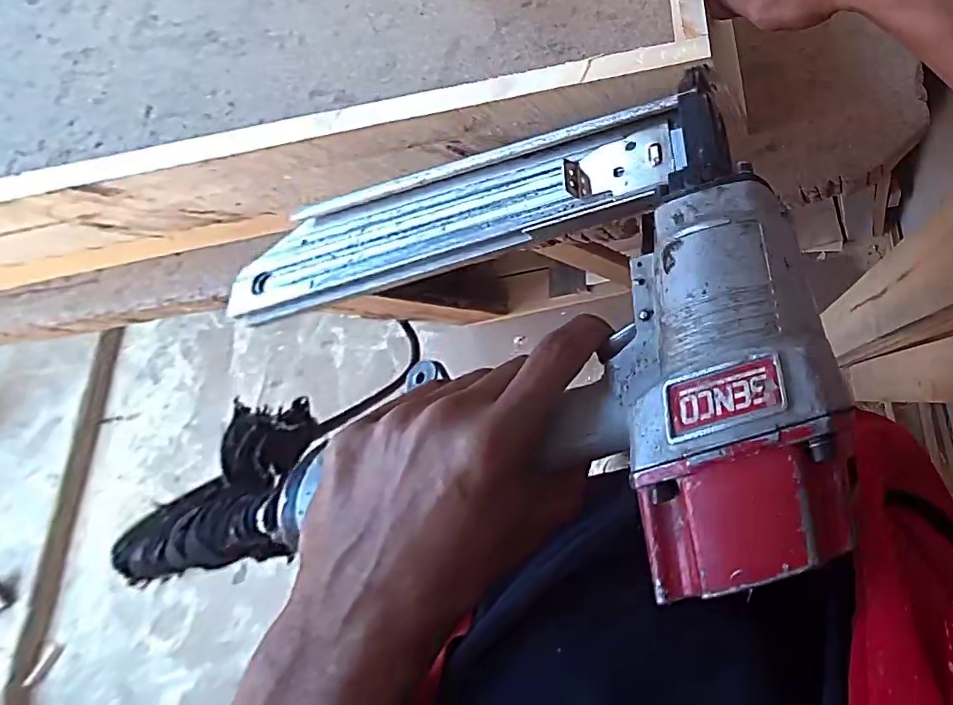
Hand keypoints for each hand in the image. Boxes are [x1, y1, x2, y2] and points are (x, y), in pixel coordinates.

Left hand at [237, 316, 607, 703]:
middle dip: (529, 391)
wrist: (359, 620)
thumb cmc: (451, 573)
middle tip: (525, 427)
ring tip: (467, 452)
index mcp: (495, 436)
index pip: (557, 352)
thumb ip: (576, 464)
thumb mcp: (541, 518)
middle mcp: (445, 416)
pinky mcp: (357, 431)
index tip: (595, 334)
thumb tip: (592, 432)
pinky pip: (415, 403)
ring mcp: (394, 420)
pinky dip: (431, 420)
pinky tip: (425, 459)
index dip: (587, 333)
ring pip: (465, 384)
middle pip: (513, 369)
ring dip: (479, 405)